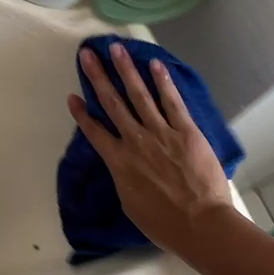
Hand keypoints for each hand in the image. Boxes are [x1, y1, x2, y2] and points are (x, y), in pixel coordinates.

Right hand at [70, 42, 236, 254]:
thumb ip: (123, 178)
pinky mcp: (186, 131)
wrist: (201, 225)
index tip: (72, 96)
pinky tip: (155, 64)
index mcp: (119, 162)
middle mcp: (135, 141)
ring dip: (126, 70)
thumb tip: (122, 165)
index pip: (95, 132)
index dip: (81, 113)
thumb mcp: (130, 204)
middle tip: (88, 54)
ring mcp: (161, 133)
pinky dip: (163, 82)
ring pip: (139, 95)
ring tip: (116, 49)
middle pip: (112, 102)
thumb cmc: (164, 224)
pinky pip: (171, 102)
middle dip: (98, 76)